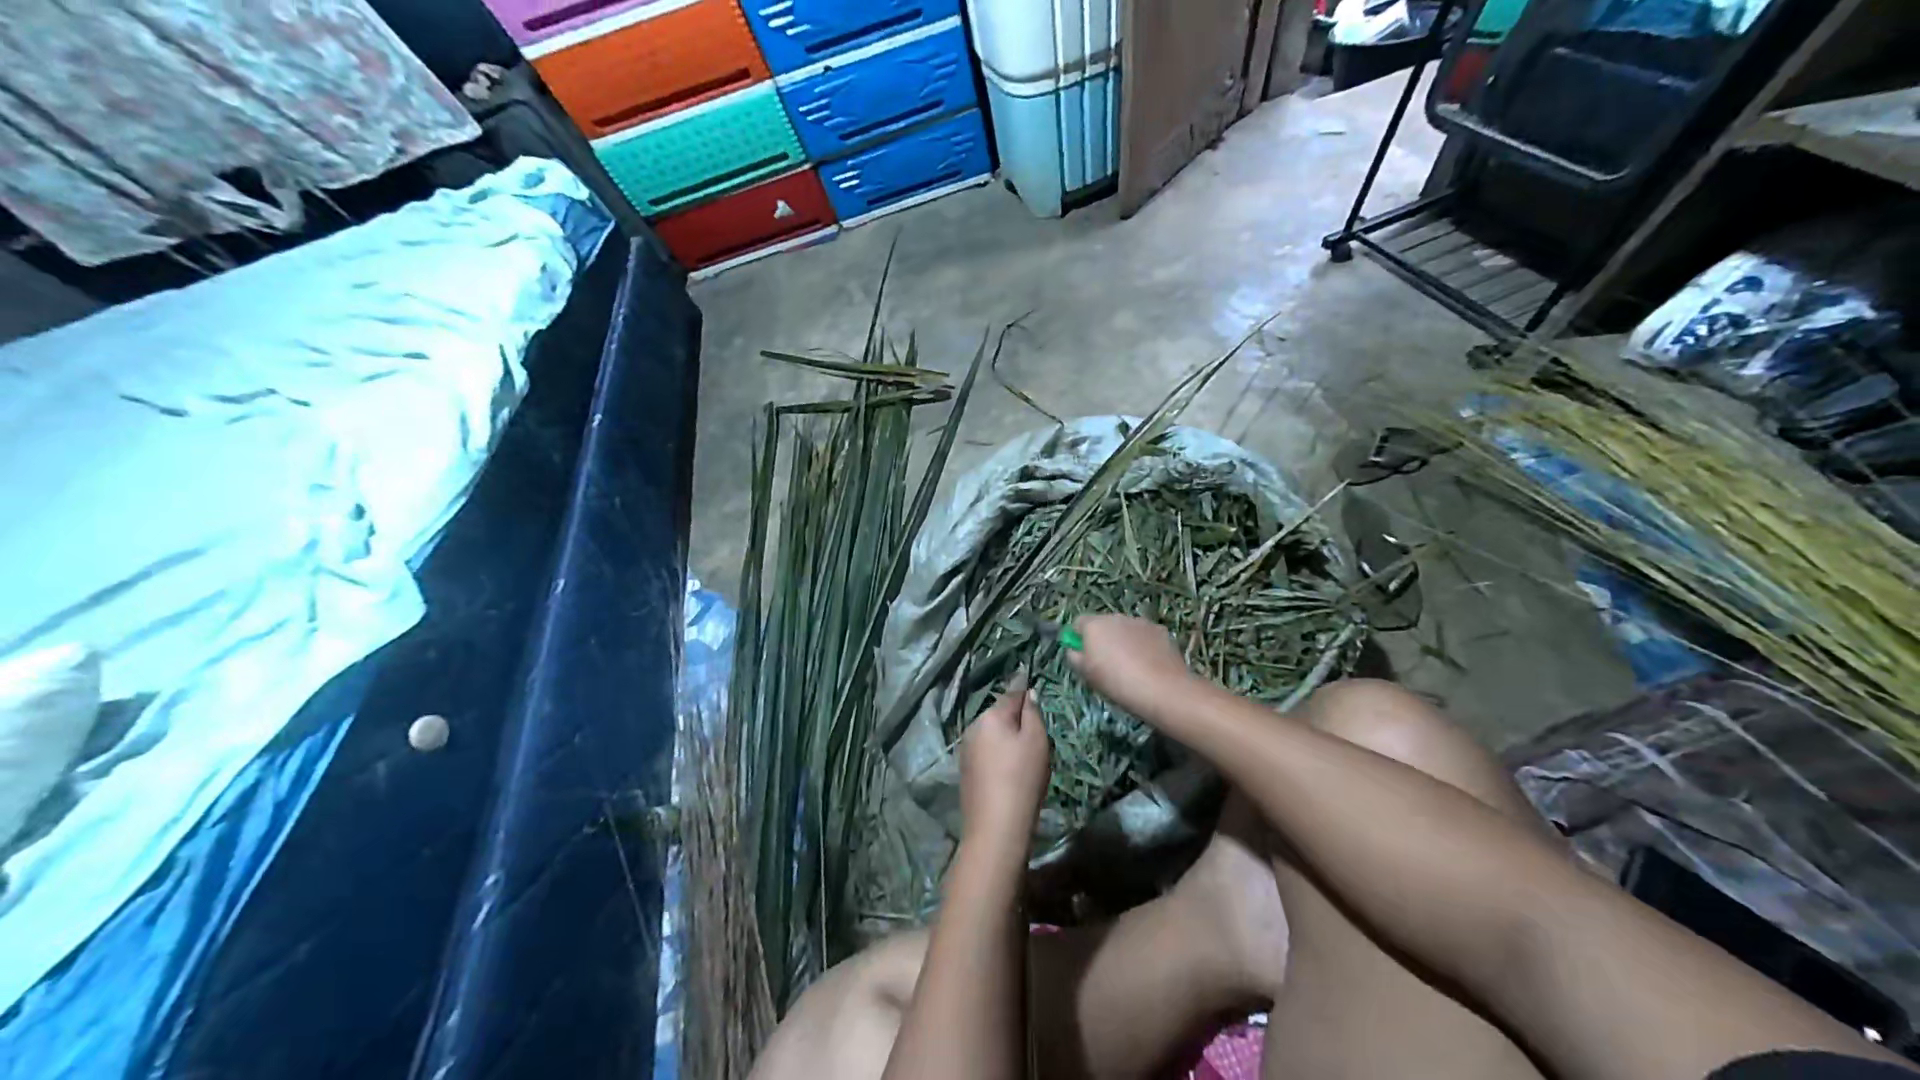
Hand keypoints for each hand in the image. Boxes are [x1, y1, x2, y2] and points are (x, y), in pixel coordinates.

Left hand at [958, 673, 1050, 856]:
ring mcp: (966, 749)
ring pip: (992, 733)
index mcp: (991, 715)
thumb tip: (1027, 692)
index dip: (1023, 685)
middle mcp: (973, 726)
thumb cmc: (1022, 777)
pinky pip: (986, 751)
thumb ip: (1032, 712)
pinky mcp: (966, 770)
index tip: (1028, 674)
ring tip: (1025, 752)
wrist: (996, 825)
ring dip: (1005, 735)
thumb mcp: (1036, 740)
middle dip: (1015, 715)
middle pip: (999, 713)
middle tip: (1037, 729)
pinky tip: (1009, 768)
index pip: (1011, 692)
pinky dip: (998, 752)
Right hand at [1064, 615, 1200, 723]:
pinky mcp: (1161, 631)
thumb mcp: (1086, 674)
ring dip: (1124, 641)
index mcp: (1094, 625)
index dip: (1078, 637)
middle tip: (1106, 664)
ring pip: (1125, 629)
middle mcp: (1117, 617)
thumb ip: (1074, 657)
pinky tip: (1148, 665)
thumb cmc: (1116, 682)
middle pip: (1103, 624)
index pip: (1078, 622)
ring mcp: (1140, 622)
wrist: (1162, 689)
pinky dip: (1143, 645)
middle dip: (1103, 639)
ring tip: (1130, 667)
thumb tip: (1074, 649)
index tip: (1083, 655)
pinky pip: (1144, 636)